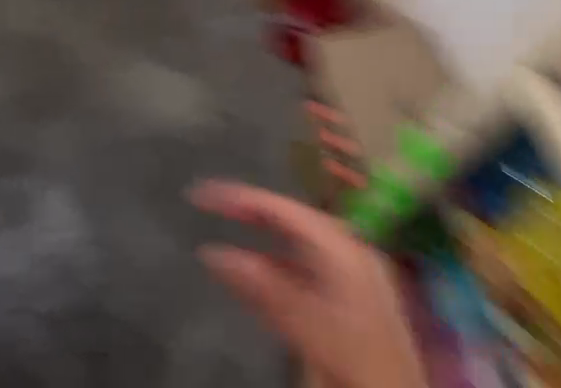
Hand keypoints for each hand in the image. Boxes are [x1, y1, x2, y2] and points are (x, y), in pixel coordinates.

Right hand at [191, 180, 427, 387]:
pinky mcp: (351, 299)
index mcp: (343, 249)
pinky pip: (306, 266)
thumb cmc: (358, 363)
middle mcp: (350, 252)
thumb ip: (261, 287)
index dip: (241, 198)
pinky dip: (277, 263)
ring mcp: (353, 275)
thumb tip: (212, 253)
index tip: (202, 195)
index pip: (283, 209)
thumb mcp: (307, 326)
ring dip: (262, 235)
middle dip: (252, 210)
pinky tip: (253, 270)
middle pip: (292, 219)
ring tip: (223, 225)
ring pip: (298, 242)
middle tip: (208, 204)